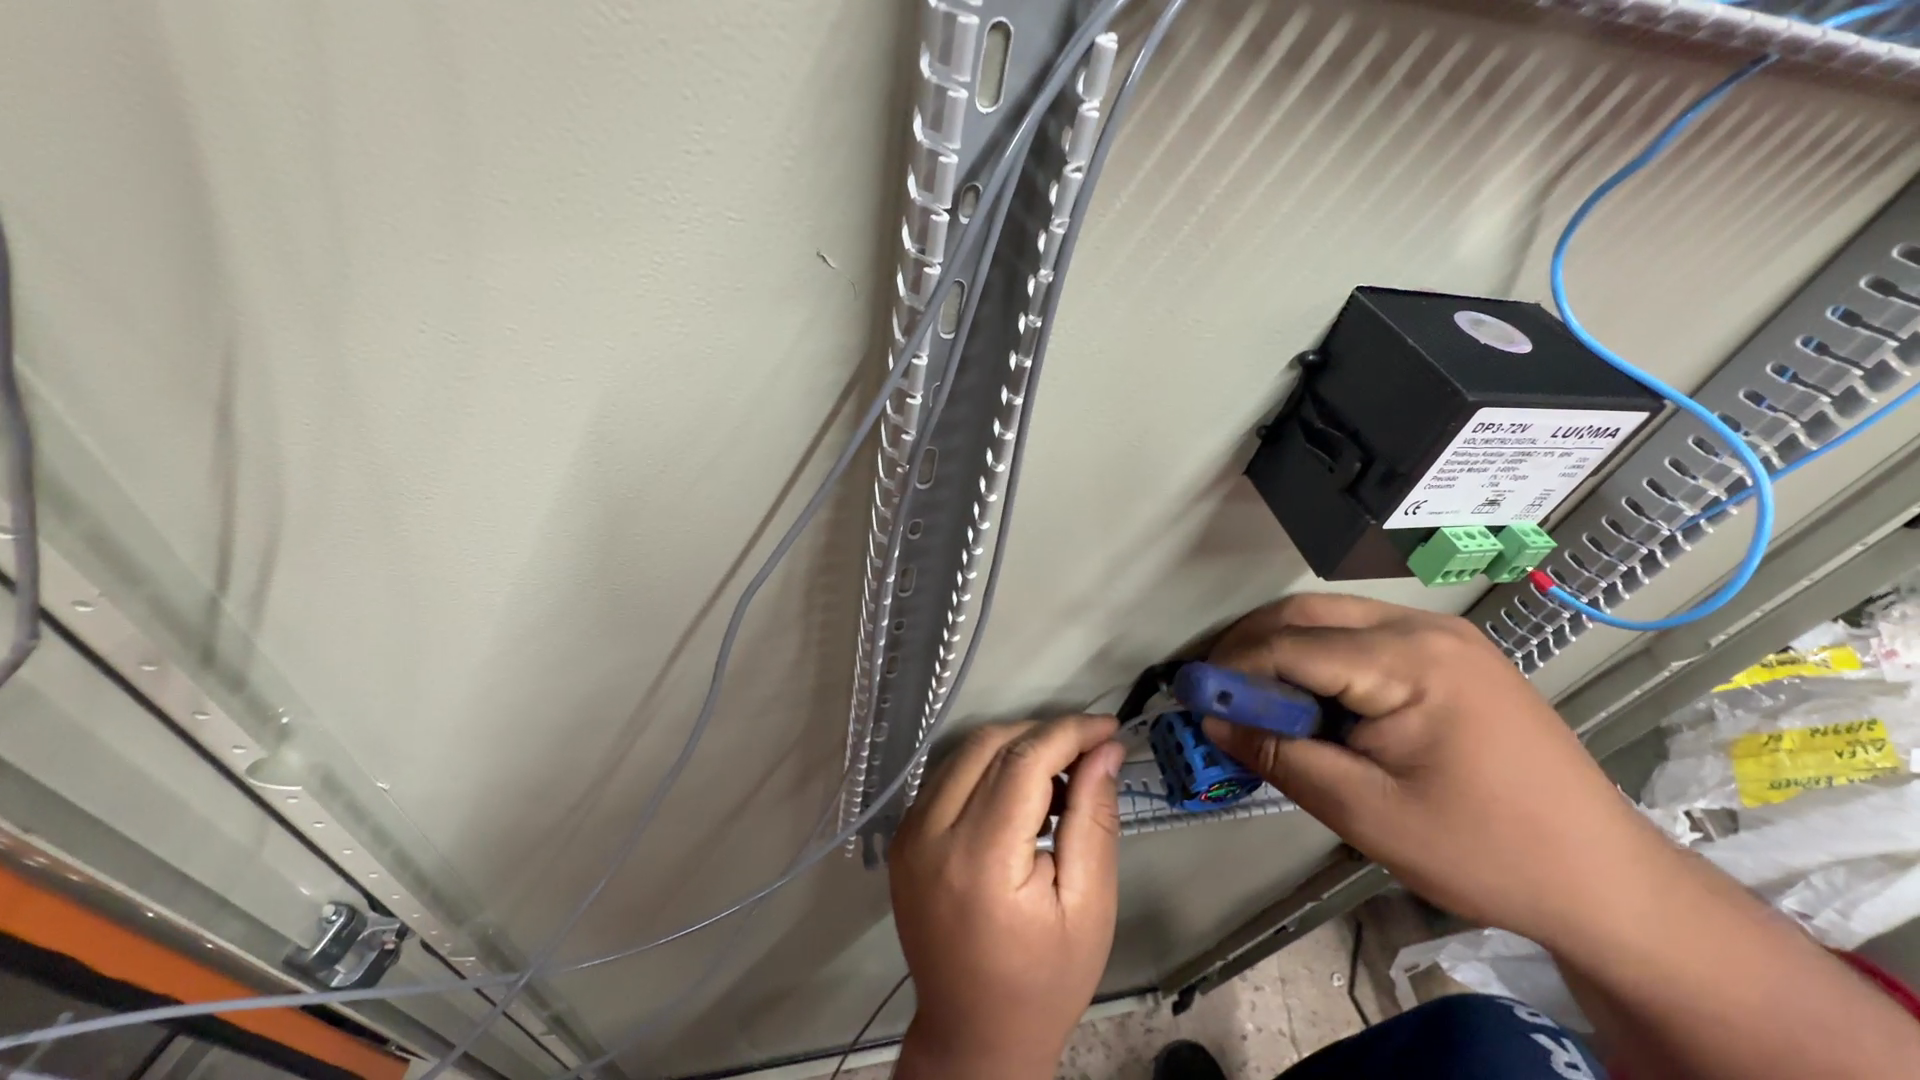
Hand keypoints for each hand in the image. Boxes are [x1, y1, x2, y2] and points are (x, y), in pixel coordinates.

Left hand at [888, 716, 1125, 1079]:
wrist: (973, 1035)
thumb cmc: (1043, 982)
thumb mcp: (1088, 906)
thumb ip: (1094, 819)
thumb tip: (1105, 750)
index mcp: (979, 858)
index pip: (1023, 760)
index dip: (1069, 732)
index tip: (1109, 728)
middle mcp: (931, 835)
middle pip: (988, 744)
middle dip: (1043, 733)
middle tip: (1090, 752)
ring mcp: (908, 836)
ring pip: (962, 754)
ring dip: (1014, 747)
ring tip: (1060, 778)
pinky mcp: (903, 842)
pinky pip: (945, 779)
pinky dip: (986, 769)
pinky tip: (1021, 796)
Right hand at [1200, 594, 1668, 947]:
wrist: (1602, 878)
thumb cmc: (1484, 850)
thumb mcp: (1365, 811)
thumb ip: (1280, 754)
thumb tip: (1212, 719)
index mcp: (1410, 660)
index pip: (1290, 644)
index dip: (1230, 669)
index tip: (1187, 700)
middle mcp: (1427, 629)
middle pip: (1309, 614)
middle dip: (1248, 647)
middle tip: (1210, 693)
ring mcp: (1448, 639)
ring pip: (1335, 621)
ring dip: (1282, 651)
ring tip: (1249, 700)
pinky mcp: (1456, 659)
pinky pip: (1367, 640)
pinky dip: (1321, 661)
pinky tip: (1308, 702)